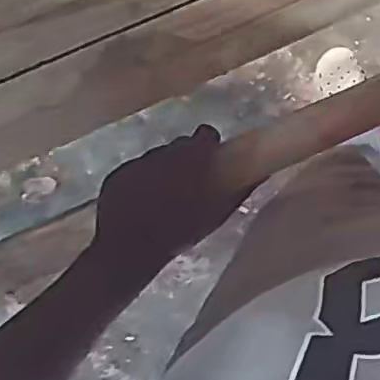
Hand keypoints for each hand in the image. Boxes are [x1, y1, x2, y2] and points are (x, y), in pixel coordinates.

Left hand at [92, 125, 249, 272]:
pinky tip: (144, 203)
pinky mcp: (118, 175)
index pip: (206, 134)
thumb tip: (261, 174)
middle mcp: (165, 152)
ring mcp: (138, 162)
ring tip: (165, 195)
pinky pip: (135, 171)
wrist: (131, 246)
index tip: (213, 159)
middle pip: (180, 145)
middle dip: (186, 158)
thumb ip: (239, 189)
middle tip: (191, 182)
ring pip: (157, 158)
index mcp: (193, 157)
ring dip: (164, 170)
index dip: (210, 144)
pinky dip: (142, 181)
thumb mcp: (219, 212)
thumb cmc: (182, 229)